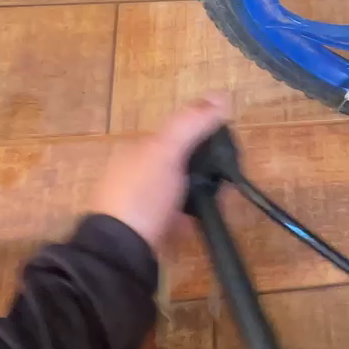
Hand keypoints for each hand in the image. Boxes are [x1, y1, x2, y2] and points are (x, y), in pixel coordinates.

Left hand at [90, 94, 229, 251]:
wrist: (120, 253)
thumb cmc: (142, 195)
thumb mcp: (167, 151)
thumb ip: (192, 123)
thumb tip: (222, 96)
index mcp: (138, 148)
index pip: (178, 131)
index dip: (204, 135)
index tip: (227, 148)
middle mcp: (137, 172)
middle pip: (181, 160)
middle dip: (206, 167)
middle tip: (228, 179)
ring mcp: (142, 201)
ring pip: (182, 187)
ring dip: (203, 190)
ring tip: (222, 199)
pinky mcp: (149, 227)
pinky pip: (179, 213)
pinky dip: (193, 213)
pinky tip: (204, 218)